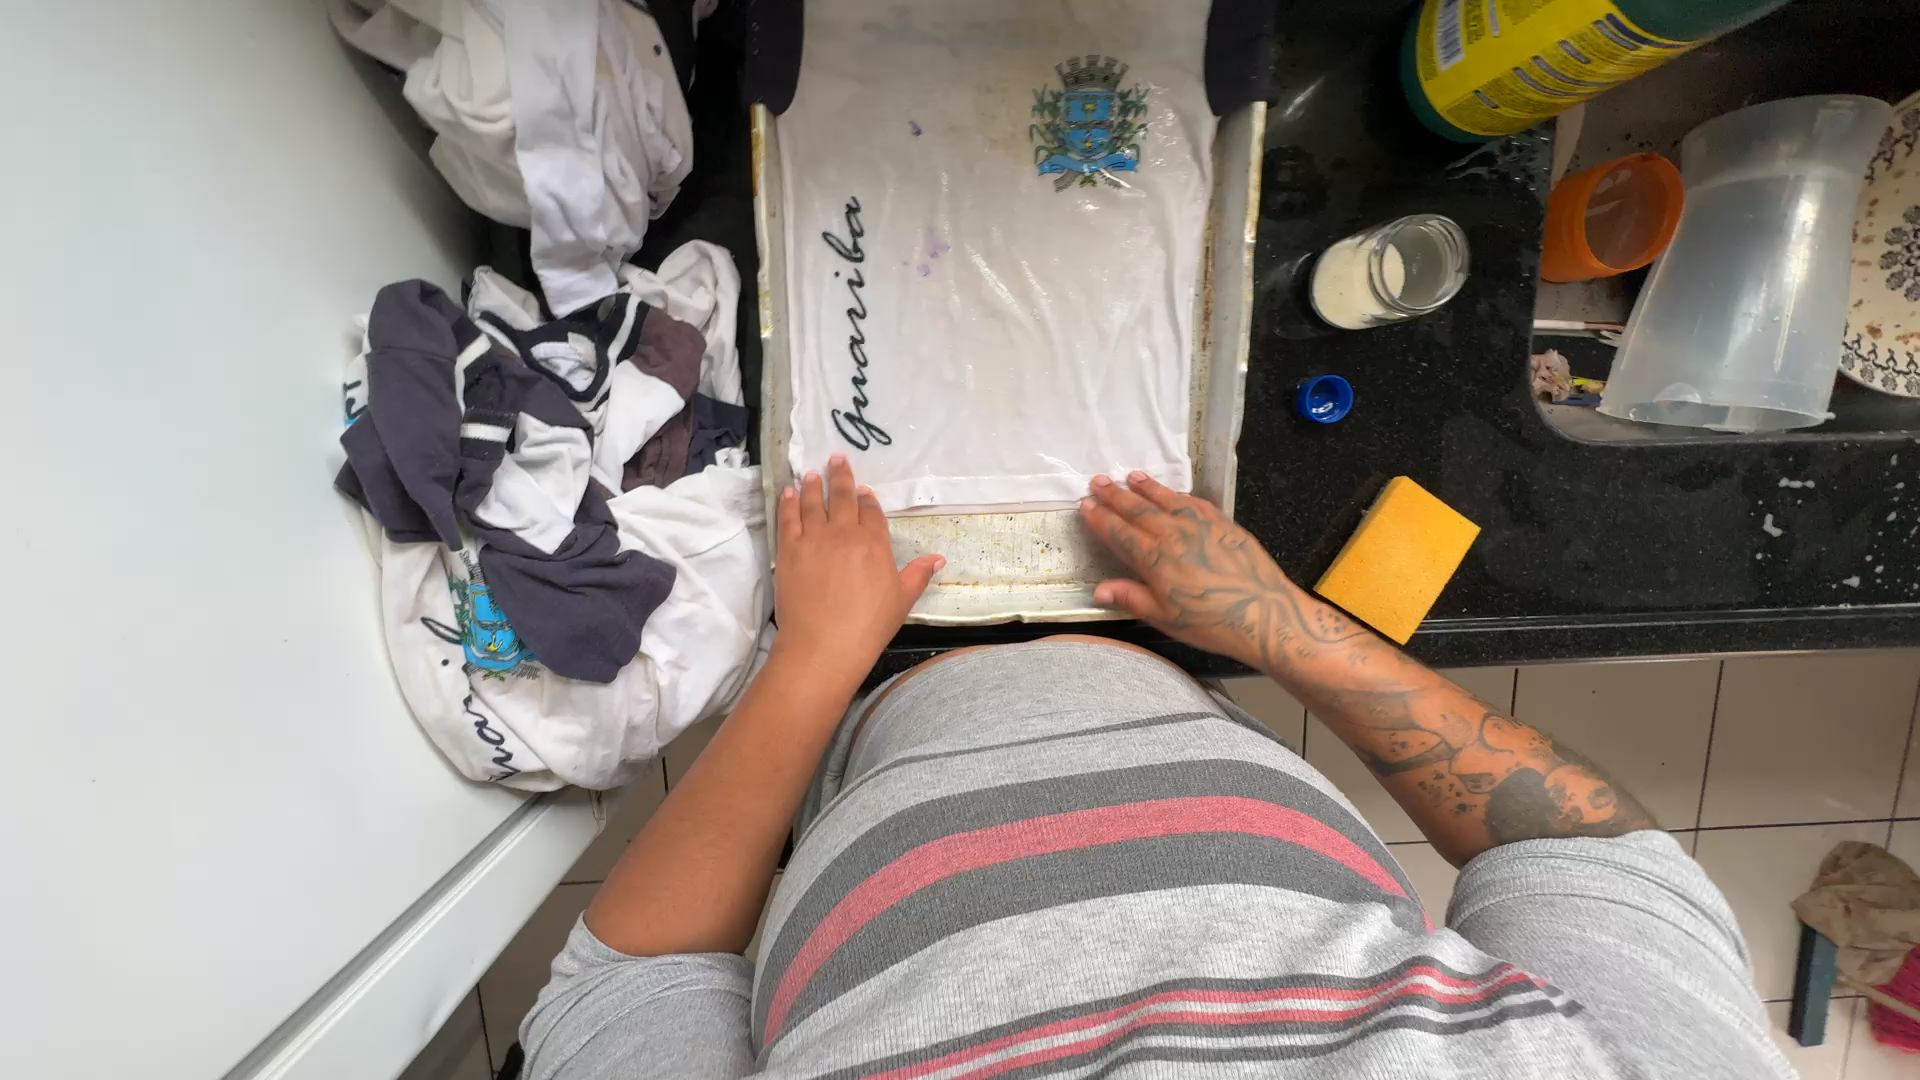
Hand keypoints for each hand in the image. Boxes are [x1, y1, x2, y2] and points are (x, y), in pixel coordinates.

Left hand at [773, 455, 943, 683]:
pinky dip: (789, 503)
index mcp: (874, 543)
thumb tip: (939, 558)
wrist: (825, 644)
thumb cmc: (869, 625)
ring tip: (812, 473)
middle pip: (843, 497)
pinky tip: (789, 493)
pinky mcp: (789, 550)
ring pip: (814, 503)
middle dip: (841, 477)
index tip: (864, 491)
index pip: (871, 511)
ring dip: (814, 485)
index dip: (868, 499)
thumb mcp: (902, 600)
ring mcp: (814, 539)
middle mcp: (844, 533)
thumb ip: (918, 575)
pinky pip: (788, 519)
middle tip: (837, 459)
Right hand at [1078, 471, 1300, 668]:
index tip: (1085, 505)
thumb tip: (1099, 590)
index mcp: (1154, 559)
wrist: (1265, 614)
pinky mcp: (1223, 524)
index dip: (1101, 518)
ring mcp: (1200, 525)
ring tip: (1129, 476)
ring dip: (1145, 487)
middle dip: (1115, 495)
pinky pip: (1194, 502)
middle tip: (1098, 481)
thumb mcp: (1165, 618)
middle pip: (1138, 509)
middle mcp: (1173, 535)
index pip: (1119, 533)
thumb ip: (1131, 598)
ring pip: (1165, 499)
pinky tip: (1172, 492)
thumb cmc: (1211, 623)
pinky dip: (1177, 494)